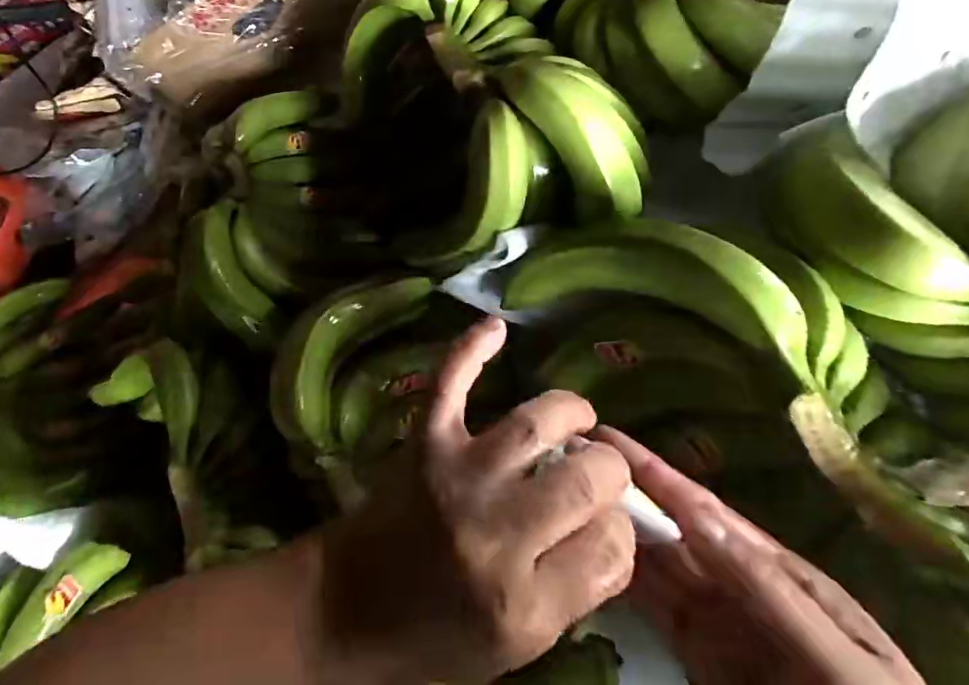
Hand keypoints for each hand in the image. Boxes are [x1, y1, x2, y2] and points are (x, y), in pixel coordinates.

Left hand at [317, 318, 636, 683]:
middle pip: (586, 479)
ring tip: (576, 420)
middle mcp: (494, 534)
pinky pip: (451, 381)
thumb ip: (578, 584)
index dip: (620, 529)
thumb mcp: (522, 641)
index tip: (607, 521)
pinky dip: (471, 349)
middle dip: (608, 469)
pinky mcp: (423, 442)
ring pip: (537, 421)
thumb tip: (618, 518)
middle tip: (597, 469)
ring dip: (570, 412)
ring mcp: (457, 477)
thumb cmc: (439, 637)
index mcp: (523, 603)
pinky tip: (497, 327)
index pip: (612, 547)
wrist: (348, 613)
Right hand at [599, 428, 922, 684]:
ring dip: (618, 538)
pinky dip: (626, 590)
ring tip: (569, 504)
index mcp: (782, 574)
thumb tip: (701, 516)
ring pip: (659, 573)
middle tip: (569, 465)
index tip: (608, 436)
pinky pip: (659, 618)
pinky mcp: (705, 666)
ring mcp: (722, 630)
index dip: (657, 474)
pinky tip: (594, 567)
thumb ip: (770, 590)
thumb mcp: (842, 659)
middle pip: (674, 535)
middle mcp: (743, 590)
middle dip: (628, 498)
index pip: (707, 512)